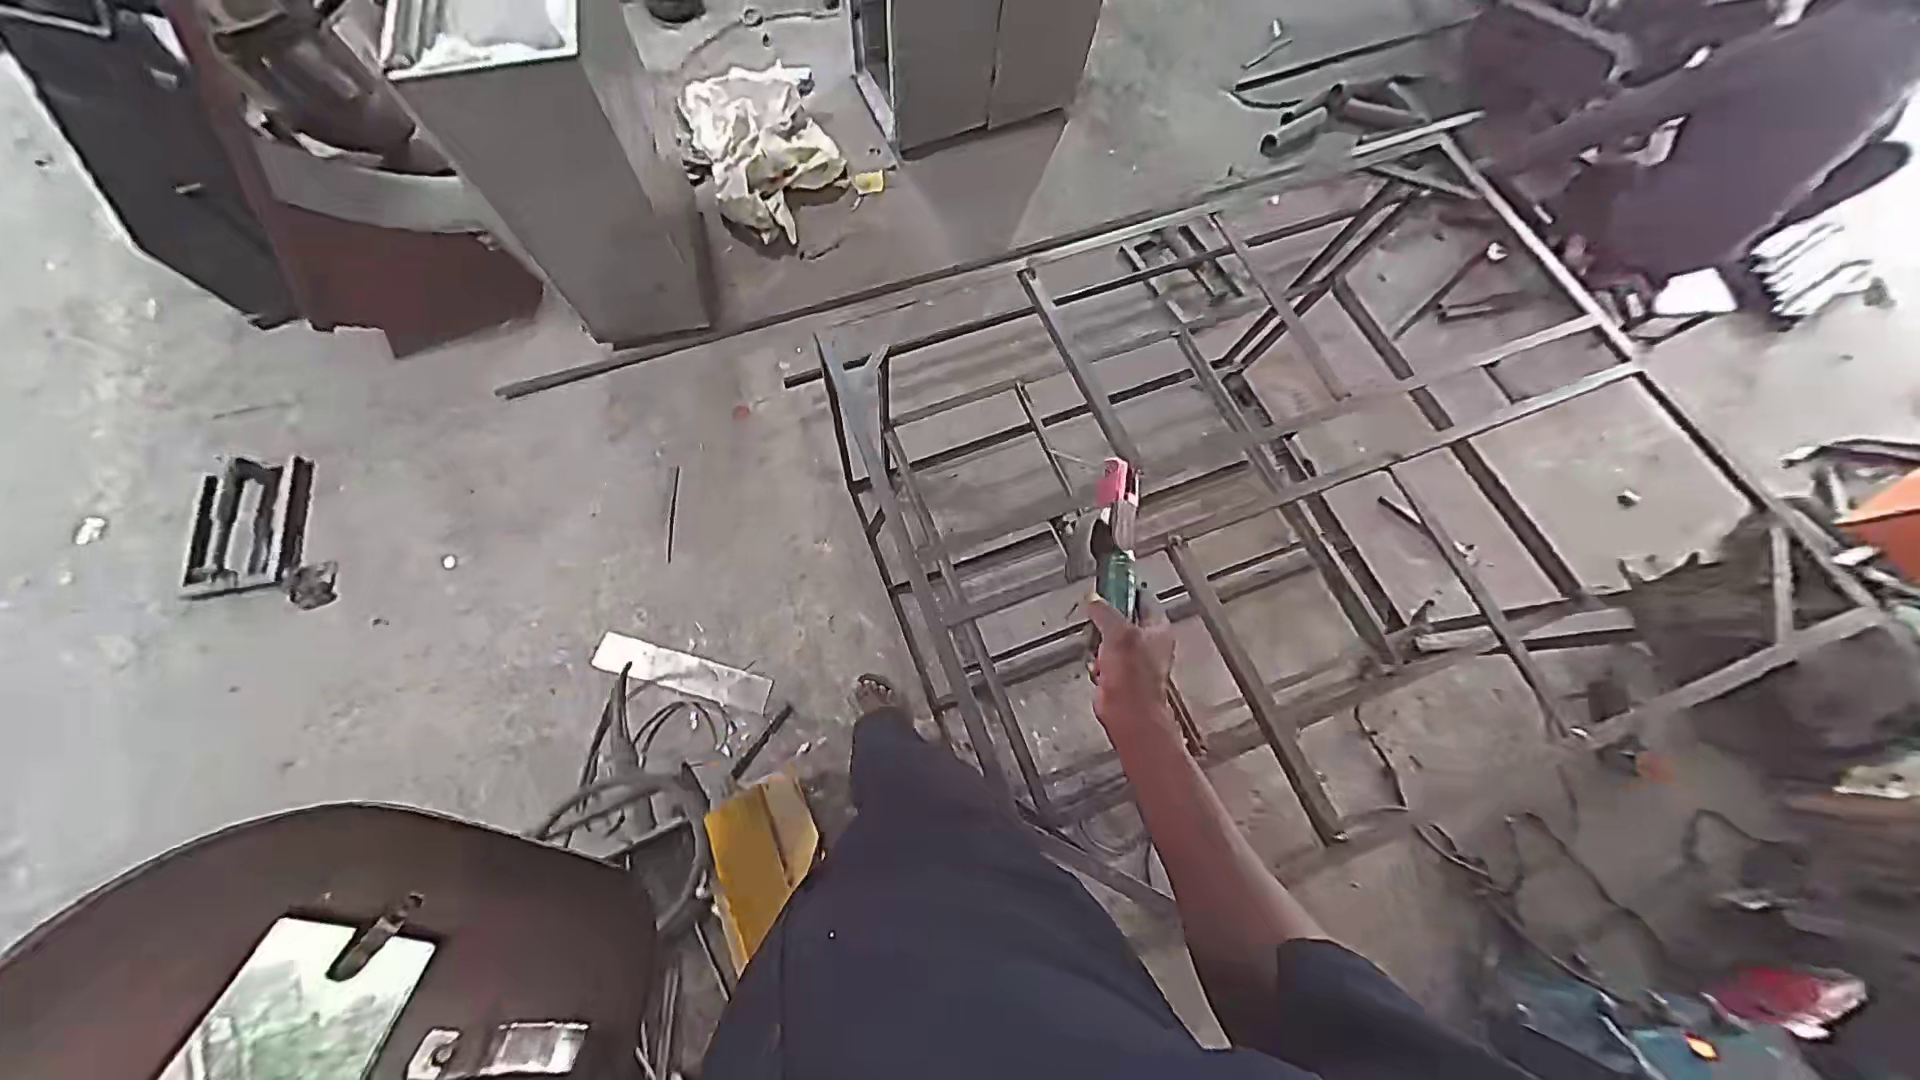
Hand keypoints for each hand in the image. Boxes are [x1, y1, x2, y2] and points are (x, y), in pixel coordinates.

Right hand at [1084, 592, 1175, 736]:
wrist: (1128, 712)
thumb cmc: (1134, 676)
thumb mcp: (1117, 632)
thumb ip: (1104, 612)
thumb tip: (1095, 600)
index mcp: (1158, 629)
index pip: (1143, 598)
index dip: (1126, 589)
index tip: (1111, 582)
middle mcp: (1149, 643)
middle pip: (1123, 618)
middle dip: (1106, 620)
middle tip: (1098, 619)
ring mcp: (1134, 660)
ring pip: (1109, 639)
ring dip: (1098, 642)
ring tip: (1097, 648)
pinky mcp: (1119, 674)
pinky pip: (1102, 658)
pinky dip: (1095, 661)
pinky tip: (1097, 666)